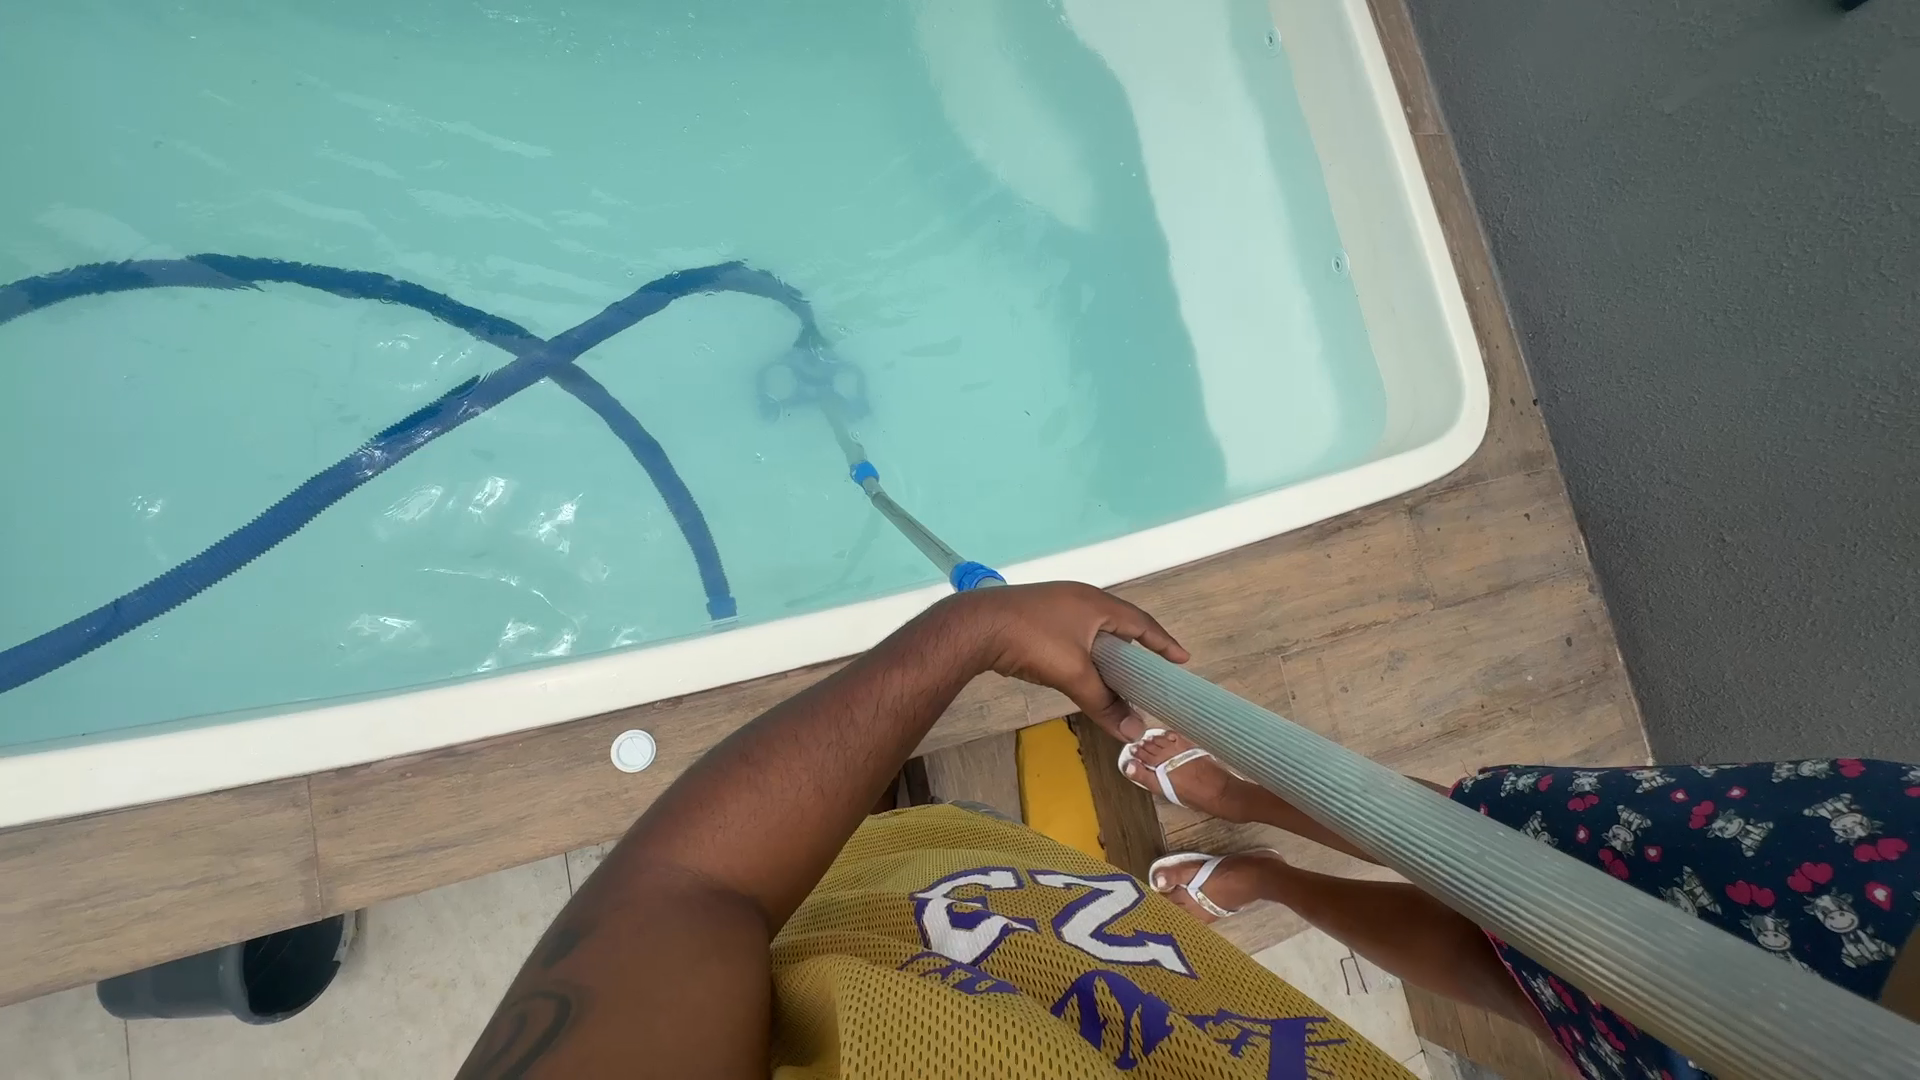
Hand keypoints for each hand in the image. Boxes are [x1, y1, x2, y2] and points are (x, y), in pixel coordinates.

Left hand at [942, 582, 1187, 732]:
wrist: (976, 625)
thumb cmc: (1032, 641)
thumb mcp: (1073, 674)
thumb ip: (1104, 703)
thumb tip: (1135, 732)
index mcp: (1095, 603)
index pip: (1140, 622)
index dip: (1162, 642)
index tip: (1182, 659)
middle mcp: (1078, 596)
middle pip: (1117, 621)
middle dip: (1136, 644)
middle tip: (1152, 667)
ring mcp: (1054, 602)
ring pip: (1092, 627)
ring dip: (1107, 648)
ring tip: (1119, 671)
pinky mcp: (1035, 613)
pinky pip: (1072, 630)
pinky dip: (1085, 649)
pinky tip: (1080, 666)